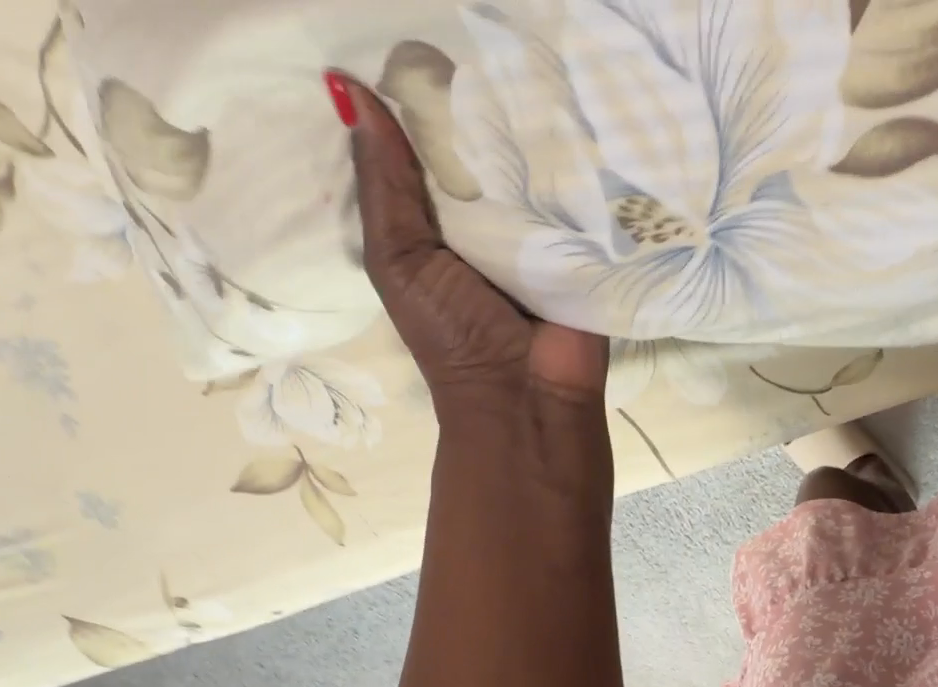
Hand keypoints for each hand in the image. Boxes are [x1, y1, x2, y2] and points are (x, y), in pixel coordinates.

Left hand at [335, 72, 607, 412]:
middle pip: (490, 144)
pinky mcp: (592, 240)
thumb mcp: (398, 257)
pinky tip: (588, 118)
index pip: (433, 142)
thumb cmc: (451, 333)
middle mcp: (495, 213)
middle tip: (495, 40)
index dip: (427, 94)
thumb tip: (345, 86)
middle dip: (489, 100)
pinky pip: (587, 193)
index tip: (424, 42)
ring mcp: (548, 225)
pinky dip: (586, 164)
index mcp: (441, 214)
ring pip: (541, 162)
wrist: (527, 396)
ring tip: (546, 61)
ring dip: (542, 126)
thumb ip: (383, 183)